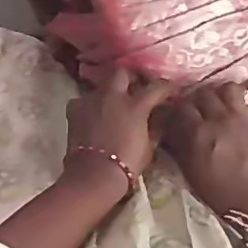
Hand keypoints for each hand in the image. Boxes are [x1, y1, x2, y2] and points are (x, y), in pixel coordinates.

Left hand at [65, 66, 174, 183]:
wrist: (93, 175)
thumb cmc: (127, 163)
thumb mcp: (149, 147)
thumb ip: (156, 127)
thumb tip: (161, 116)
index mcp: (136, 104)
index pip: (156, 87)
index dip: (167, 87)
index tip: (172, 91)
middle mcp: (112, 95)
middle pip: (122, 72)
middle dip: (131, 77)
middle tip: (136, 88)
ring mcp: (91, 100)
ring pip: (102, 86)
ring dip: (110, 92)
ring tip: (114, 103)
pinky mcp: (74, 109)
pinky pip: (84, 100)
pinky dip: (91, 105)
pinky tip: (94, 114)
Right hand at [166, 81, 247, 214]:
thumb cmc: (217, 191)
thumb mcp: (190, 170)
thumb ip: (180, 146)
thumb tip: (172, 129)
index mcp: (199, 132)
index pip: (183, 107)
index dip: (178, 107)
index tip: (176, 112)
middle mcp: (221, 120)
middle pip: (205, 94)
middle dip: (197, 97)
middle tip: (196, 106)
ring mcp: (244, 120)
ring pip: (231, 89)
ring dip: (223, 90)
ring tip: (219, 97)